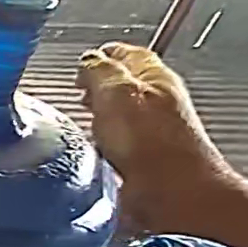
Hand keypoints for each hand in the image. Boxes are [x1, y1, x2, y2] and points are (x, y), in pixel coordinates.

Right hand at [78, 42, 243, 230]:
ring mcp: (151, 130)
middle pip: (123, 83)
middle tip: (78, 91)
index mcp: (153, 76)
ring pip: (120, 112)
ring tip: (83, 118)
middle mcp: (155, 100)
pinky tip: (93, 148)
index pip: (125, 53)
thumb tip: (88, 60)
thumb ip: (99, 72)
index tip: (82, 62)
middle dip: (97, 85)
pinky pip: (118, 141)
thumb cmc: (149, 143)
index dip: (102, 56)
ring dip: (100, 113)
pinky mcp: (143, 158)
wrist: (168, 193)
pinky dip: (104, 139)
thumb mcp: (116, 94)